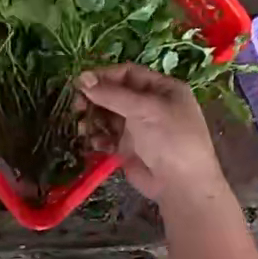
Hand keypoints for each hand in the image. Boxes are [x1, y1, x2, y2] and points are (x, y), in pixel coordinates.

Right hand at [73, 64, 220, 202]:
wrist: (181, 184)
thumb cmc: (170, 138)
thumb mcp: (144, 109)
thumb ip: (112, 94)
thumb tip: (81, 78)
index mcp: (162, 89)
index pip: (129, 74)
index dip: (104, 77)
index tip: (80, 83)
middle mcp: (151, 106)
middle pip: (116, 95)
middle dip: (96, 99)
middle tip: (76, 106)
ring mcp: (140, 128)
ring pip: (109, 117)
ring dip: (94, 119)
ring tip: (81, 126)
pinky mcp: (130, 149)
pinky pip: (109, 138)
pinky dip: (99, 138)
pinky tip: (93, 142)